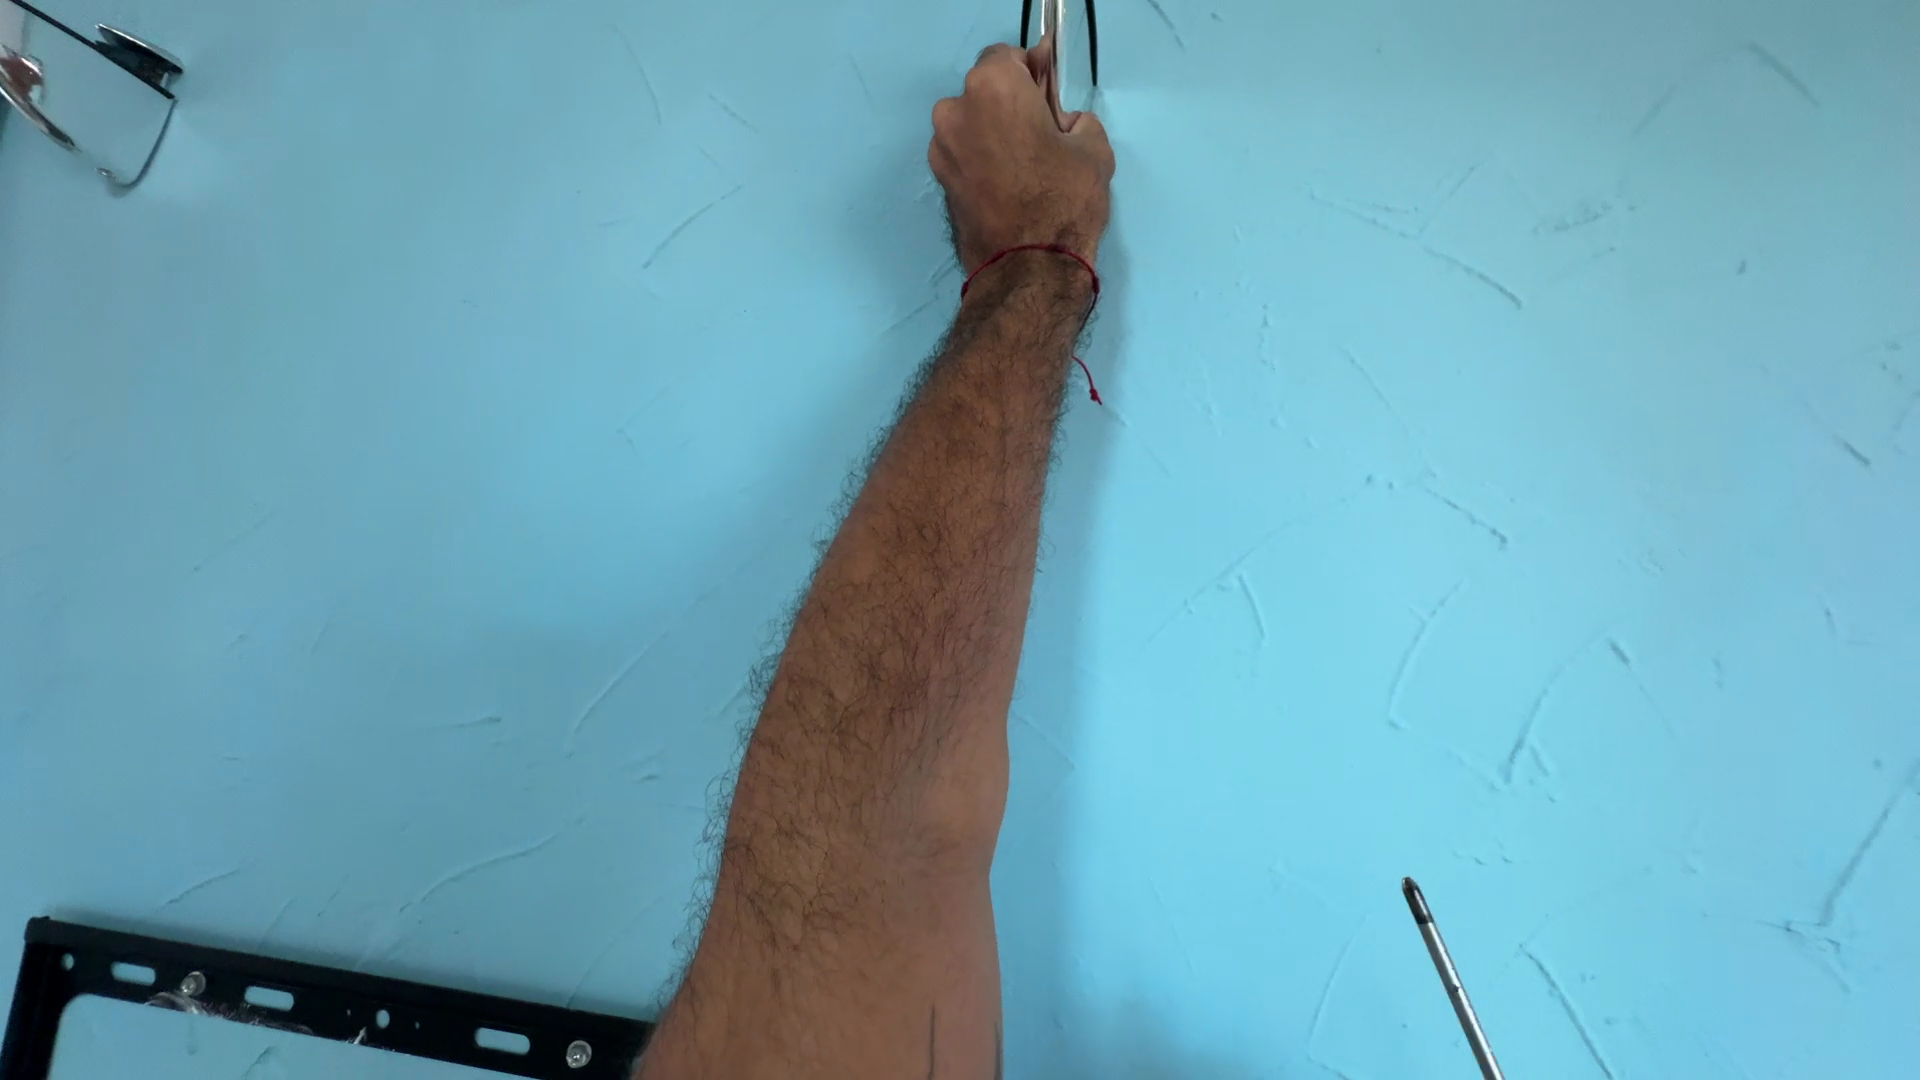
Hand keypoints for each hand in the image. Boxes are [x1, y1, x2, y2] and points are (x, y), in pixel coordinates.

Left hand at [929, 44, 1114, 273]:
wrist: (1028, 271)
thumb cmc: (1064, 202)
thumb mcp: (1093, 147)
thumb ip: (1074, 119)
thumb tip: (1059, 124)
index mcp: (991, 86)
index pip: (1008, 58)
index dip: (1031, 78)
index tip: (1048, 104)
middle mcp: (955, 111)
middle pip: (984, 96)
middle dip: (1008, 110)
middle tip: (1039, 144)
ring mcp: (941, 153)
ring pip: (971, 130)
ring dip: (993, 141)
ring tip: (1023, 175)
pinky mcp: (940, 187)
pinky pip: (965, 162)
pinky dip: (981, 168)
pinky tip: (1007, 193)